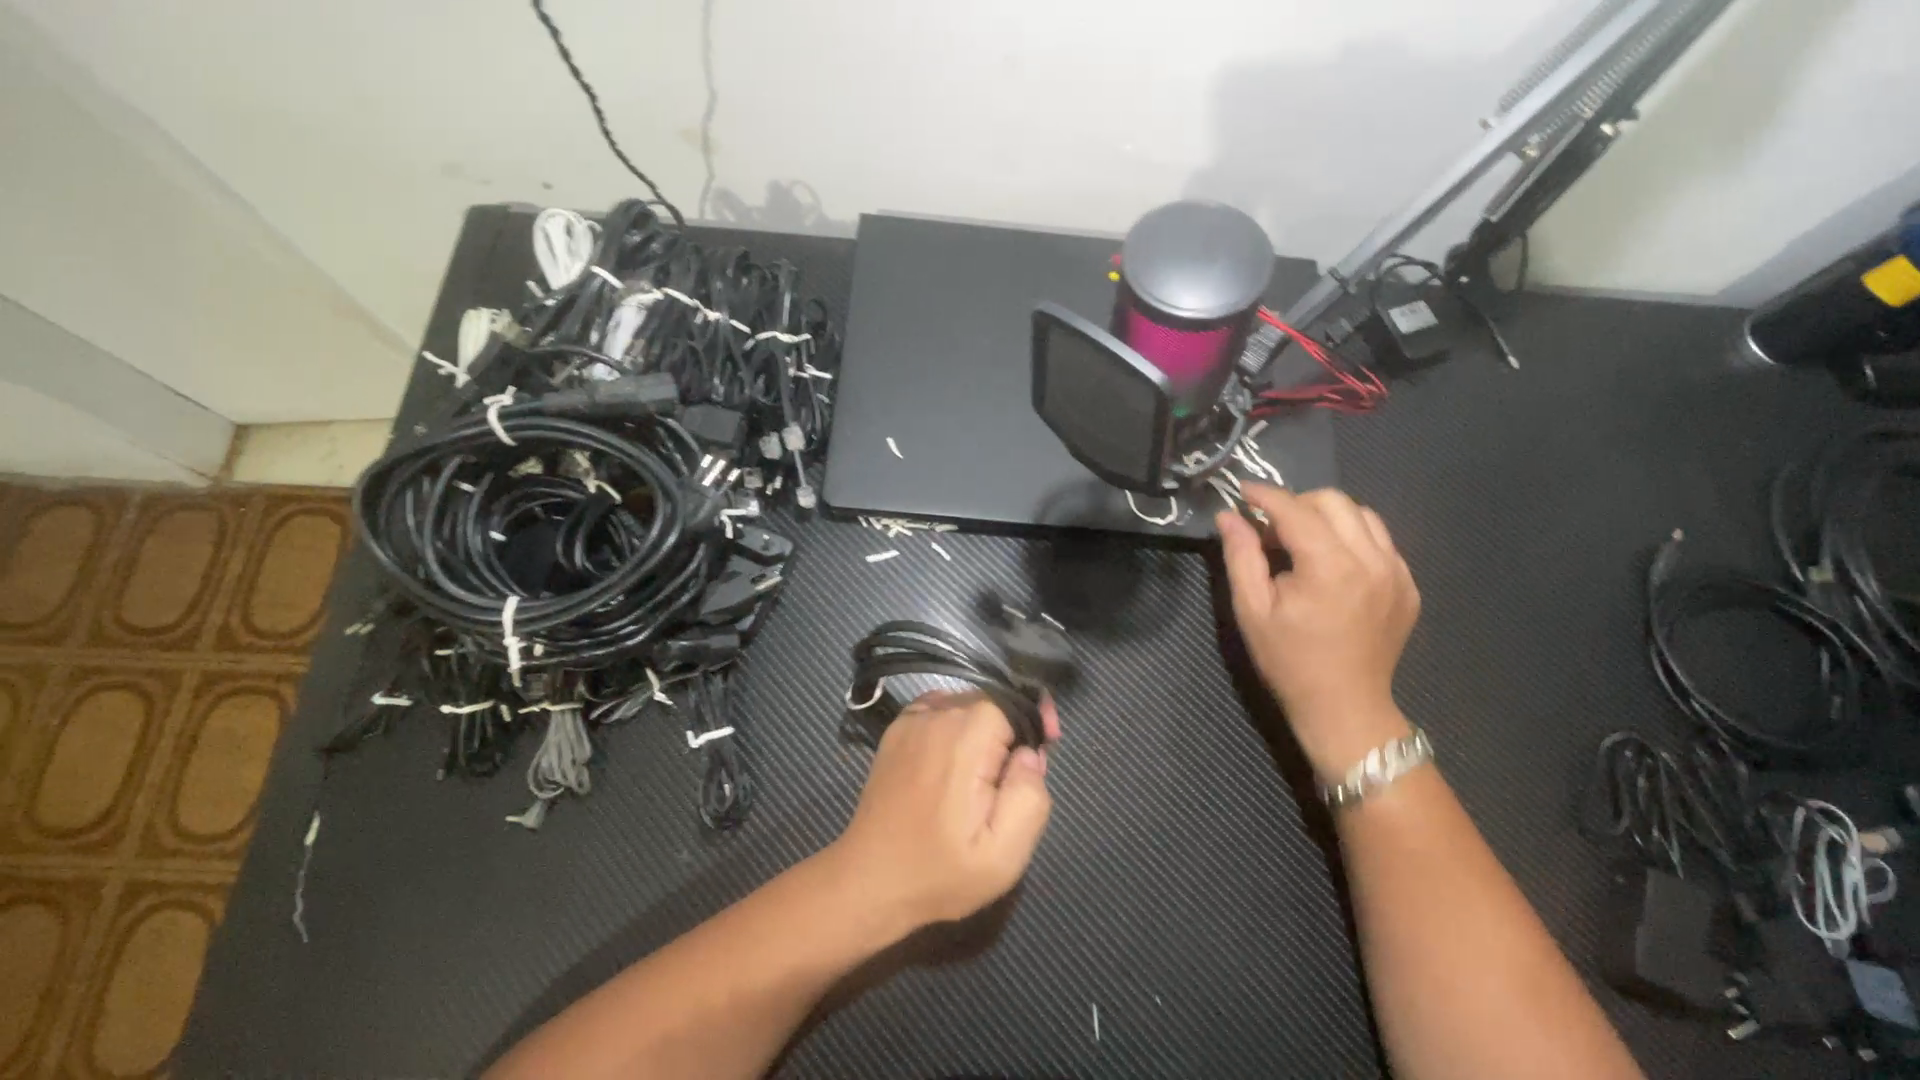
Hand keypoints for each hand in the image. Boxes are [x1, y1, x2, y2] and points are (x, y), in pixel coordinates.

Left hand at [826, 692, 1058, 935]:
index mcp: (964, 735)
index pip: (1014, 700)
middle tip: (1017, 777)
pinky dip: (956, 730)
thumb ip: (1030, 795)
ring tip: (988, 777)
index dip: (1036, 720)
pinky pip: (940, 713)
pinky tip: (957, 767)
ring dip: (984, 731)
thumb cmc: (940, 872)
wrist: (870, 882)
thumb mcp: (1004, 853)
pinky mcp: (896, 733)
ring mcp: (910, 721)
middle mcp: (936, 715)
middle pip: (991, 701)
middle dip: (1013, 729)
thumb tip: (1031, 754)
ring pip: (965, 706)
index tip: (1046, 749)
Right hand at [1216, 485, 1419, 778]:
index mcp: (1330, 566)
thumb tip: (1229, 516)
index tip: (1242, 492)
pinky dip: (1353, 539)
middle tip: (1270, 528)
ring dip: (1327, 517)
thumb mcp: (1251, 610)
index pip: (1295, 509)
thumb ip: (1241, 556)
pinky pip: (1380, 542)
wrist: (1344, 706)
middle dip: (1297, 504)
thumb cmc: (1288, 661)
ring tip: (1303, 543)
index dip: (1265, 495)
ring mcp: (1397, 572)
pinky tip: (1332, 565)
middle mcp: (1371, 560)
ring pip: (1362, 515)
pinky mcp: (1408, 585)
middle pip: (1333, 501)